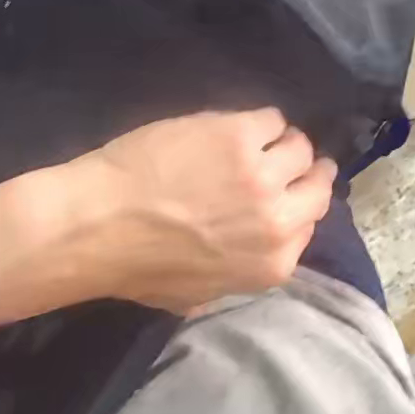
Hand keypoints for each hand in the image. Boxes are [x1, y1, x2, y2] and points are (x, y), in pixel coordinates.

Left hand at [74, 109, 336, 312]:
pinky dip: (258, 121)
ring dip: (280, 143)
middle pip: (317, 184)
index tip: (287, 191)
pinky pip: (271, 119)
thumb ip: (242, 273)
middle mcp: (279, 219)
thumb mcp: (199, 294)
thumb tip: (261, 249)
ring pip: (299, 147)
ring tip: (253, 140)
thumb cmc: (140, 266)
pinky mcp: (242, 135)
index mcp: (274, 263)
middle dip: (306, 171)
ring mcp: (264, 174)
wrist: (98, 225)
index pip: (310, 223)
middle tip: (288, 159)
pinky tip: (232, 127)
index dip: (297, 203)